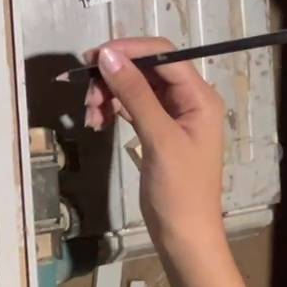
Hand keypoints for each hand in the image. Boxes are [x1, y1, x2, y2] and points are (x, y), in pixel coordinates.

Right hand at [83, 37, 225, 245]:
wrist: (183, 236)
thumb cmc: (180, 189)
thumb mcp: (158, 138)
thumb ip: (134, 94)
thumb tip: (107, 55)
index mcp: (199, 96)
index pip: (163, 55)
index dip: (128, 50)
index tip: (93, 59)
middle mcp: (187, 99)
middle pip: (145, 69)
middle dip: (113, 76)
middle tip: (87, 95)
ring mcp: (171, 115)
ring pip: (133, 86)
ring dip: (108, 93)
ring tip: (90, 115)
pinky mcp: (155, 130)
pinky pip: (130, 105)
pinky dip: (111, 108)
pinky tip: (97, 122)